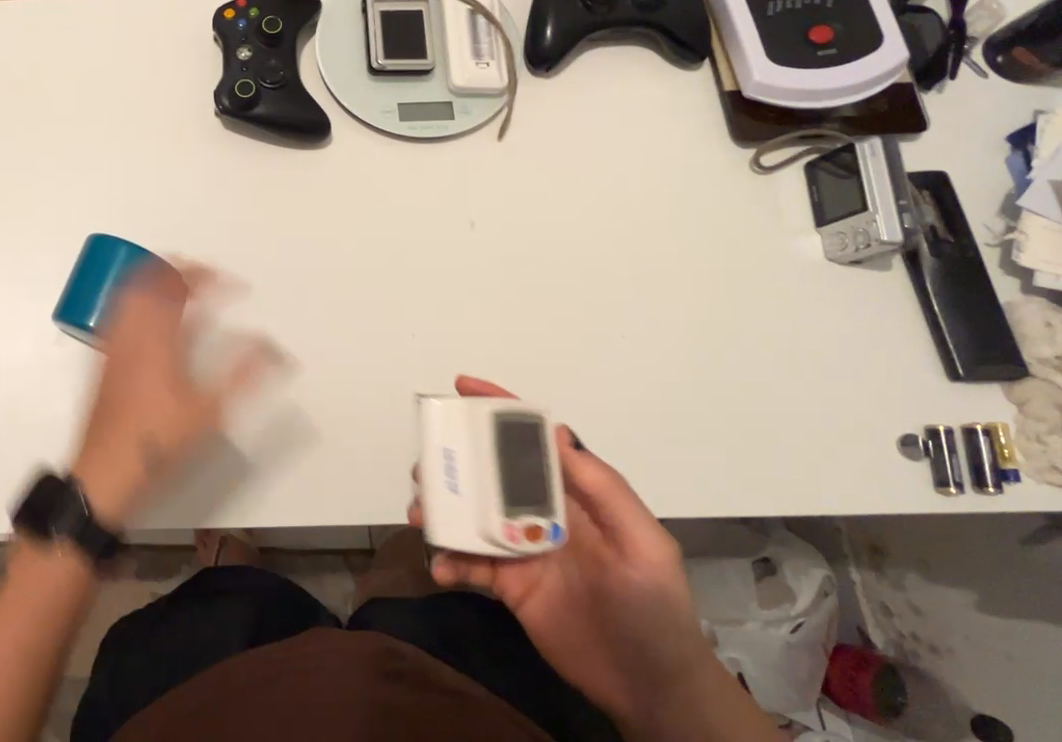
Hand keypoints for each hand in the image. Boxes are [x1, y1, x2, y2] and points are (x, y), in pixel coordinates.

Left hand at [70, 262, 274, 526]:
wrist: (103, 472)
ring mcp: (112, 343)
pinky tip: (149, 315)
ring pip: (129, 292)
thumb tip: (278, 350)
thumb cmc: (158, 442)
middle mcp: (131, 332)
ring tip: (179, 281)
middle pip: (149, 279)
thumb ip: (245, 375)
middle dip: (178, 268)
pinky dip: (136, 297)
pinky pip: (117, 311)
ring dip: (155, 278)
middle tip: (204, 272)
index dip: (210, 278)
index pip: (182, 288)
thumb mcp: (209, 413)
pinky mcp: (102, 358)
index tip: (236, 285)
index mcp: (158, 339)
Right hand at [413, 377, 761, 737]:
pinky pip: (466, 564)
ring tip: (423, 517)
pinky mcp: (506, 586)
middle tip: (426, 468)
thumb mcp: (642, 545)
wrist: (650, 689)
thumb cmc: (654, 611)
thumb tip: (555, 433)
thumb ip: (602, 490)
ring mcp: (520, 550)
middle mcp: (541, 515)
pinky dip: (447, 562)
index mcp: (574, 497)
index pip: (533, 444)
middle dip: (453, 464)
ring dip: (440, 511)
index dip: (499, 412)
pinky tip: (441, 569)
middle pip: (488, 475)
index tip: (462, 389)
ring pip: (468, 516)